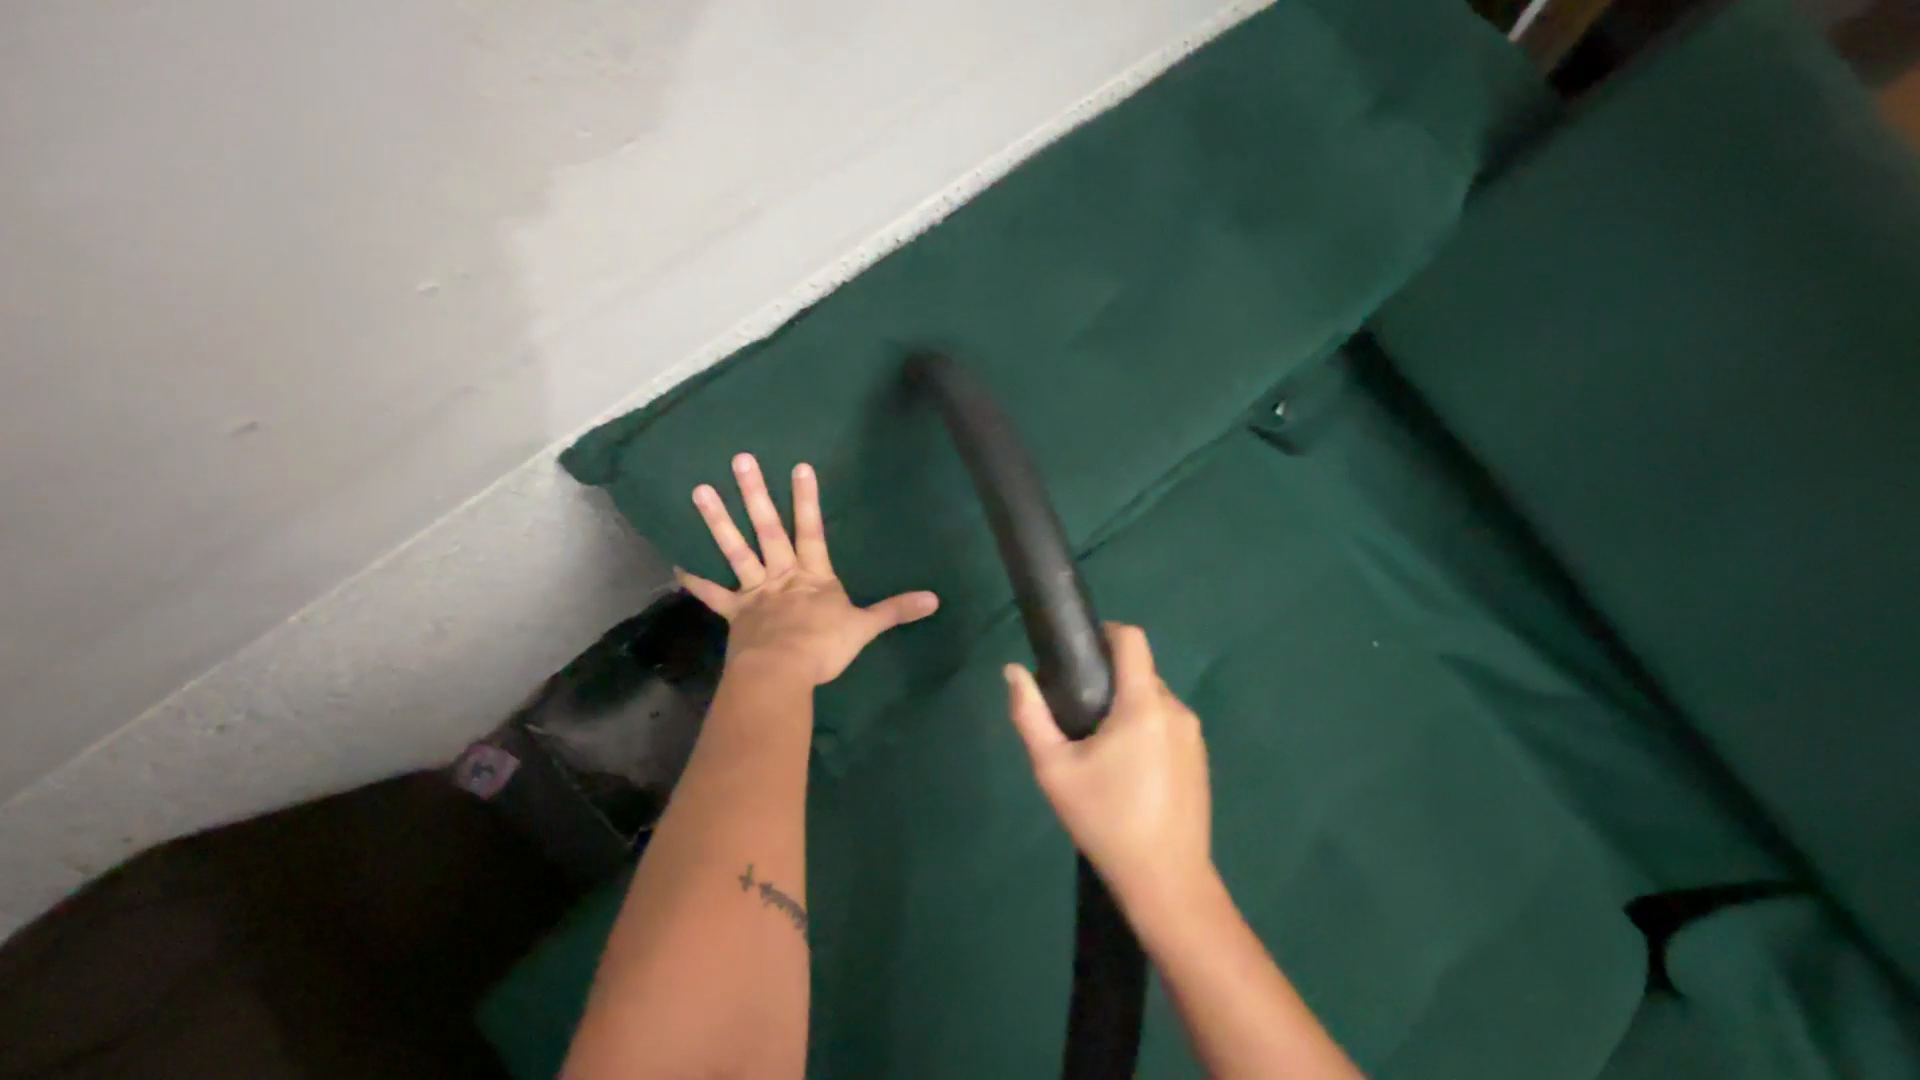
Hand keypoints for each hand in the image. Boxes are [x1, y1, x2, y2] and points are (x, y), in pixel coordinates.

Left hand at [677, 453, 939, 686]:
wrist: (781, 672)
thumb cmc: (823, 648)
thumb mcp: (865, 628)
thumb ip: (895, 610)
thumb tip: (935, 600)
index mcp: (814, 576)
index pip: (811, 530)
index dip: (807, 500)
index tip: (799, 467)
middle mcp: (782, 575)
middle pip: (768, 529)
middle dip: (755, 494)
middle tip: (740, 460)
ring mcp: (754, 592)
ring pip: (735, 550)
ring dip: (717, 521)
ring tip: (700, 491)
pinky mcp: (735, 613)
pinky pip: (712, 594)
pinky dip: (696, 580)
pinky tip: (677, 563)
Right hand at [1005, 624, 1214, 915]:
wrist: (1165, 879)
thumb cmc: (1105, 820)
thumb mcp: (1054, 770)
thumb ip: (1030, 715)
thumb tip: (1014, 671)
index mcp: (1144, 704)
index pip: (1132, 639)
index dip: (1105, 633)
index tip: (1079, 651)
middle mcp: (1176, 710)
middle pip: (1140, 672)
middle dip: (1109, 680)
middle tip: (1076, 714)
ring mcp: (1193, 736)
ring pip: (1154, 700)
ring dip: (1127, 708)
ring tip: (1098, 747)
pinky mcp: (1200, 760)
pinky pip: (1168, 726)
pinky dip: (1146, 731)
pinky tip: (1126, 771)